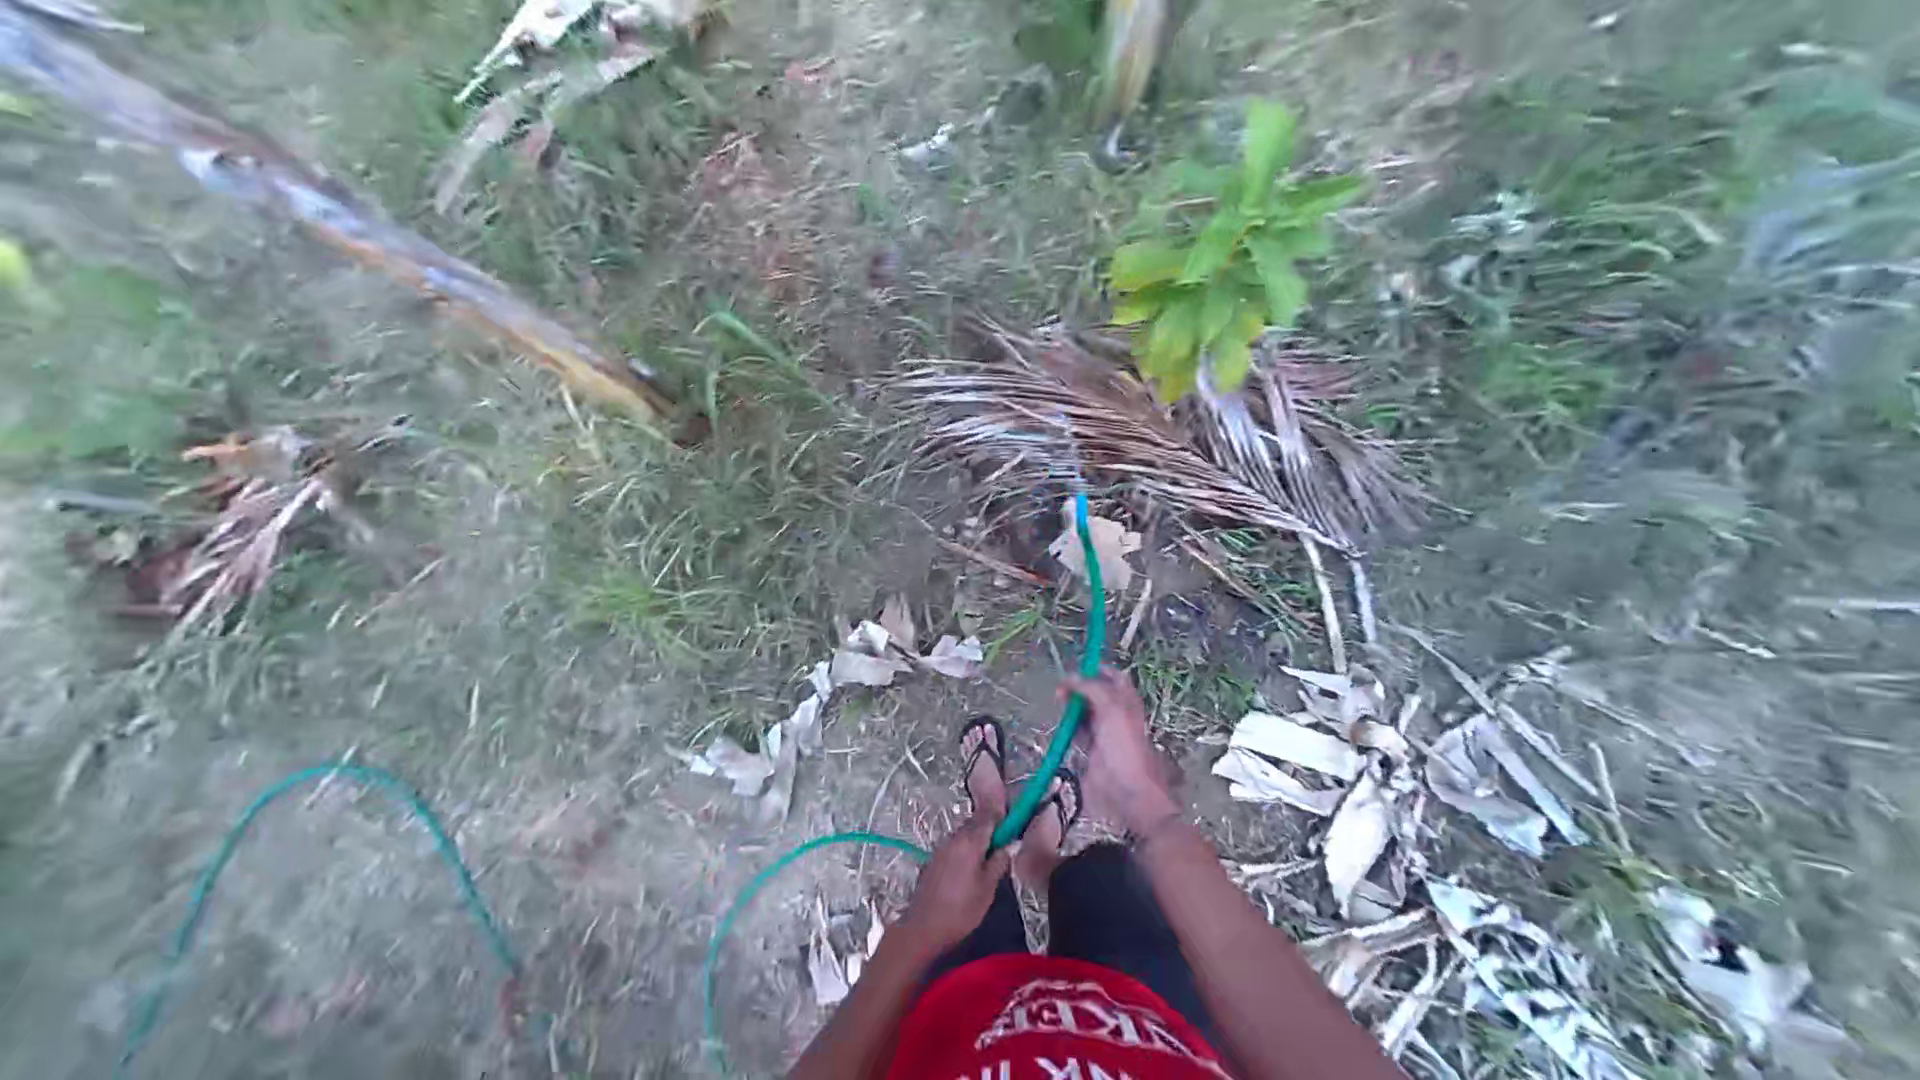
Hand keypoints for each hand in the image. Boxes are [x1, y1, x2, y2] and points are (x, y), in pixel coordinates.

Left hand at [898, 813, 1010, 953]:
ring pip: (964, 833)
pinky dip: (965, 848)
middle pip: (975, 822)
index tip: (1012, 828)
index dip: (1002, 817)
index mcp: (970, 840)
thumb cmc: (961, 910)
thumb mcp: (988, 888)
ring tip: (988, 859)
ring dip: (977, 839)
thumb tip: (1009, 845)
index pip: (989, 815)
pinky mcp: (934, 858)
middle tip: (1003, 845)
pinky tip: (970, 867)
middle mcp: (954, 837)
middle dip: (990, 828)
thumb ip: (1000, 862)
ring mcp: (942, 847)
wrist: (925, 927)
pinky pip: (955, 844)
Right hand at [1061, 666, 1179, 832]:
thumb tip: (1069, 677)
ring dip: (1071, 706)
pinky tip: (1061, 723)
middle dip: (1078, 687)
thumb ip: (1091, 688)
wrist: (1128, 792)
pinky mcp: (1091, 750)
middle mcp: (1115, 714)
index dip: (1096, 670)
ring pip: (1084, 712)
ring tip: (1058, 701)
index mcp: (1126, 701)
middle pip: (1095, 693)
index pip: (1113, 677)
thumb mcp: (1111, 709)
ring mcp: (1103, 733)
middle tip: (1061, 688)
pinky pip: (1077, 732)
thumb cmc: (1124, 747)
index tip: (1075, 668)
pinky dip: (1069, 726)